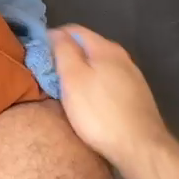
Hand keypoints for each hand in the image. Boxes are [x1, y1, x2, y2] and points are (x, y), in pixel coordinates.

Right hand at [47, 25, 178, 177]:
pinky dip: (93, 86)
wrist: (140, 148)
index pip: (73, 30)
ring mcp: (132, 78)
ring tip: (64, 90)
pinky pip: (107, 82)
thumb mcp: (72, 78)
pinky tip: (87, 103)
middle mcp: (122, 58)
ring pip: (98, 66)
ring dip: (80, 73)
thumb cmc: (99, 112)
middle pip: (87, 47)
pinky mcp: (136, 97)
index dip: (52, 38)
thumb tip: (55, 33)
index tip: (38, 55)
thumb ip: (63, 50)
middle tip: (48, 74)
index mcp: (106, 48)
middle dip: (66, 56)